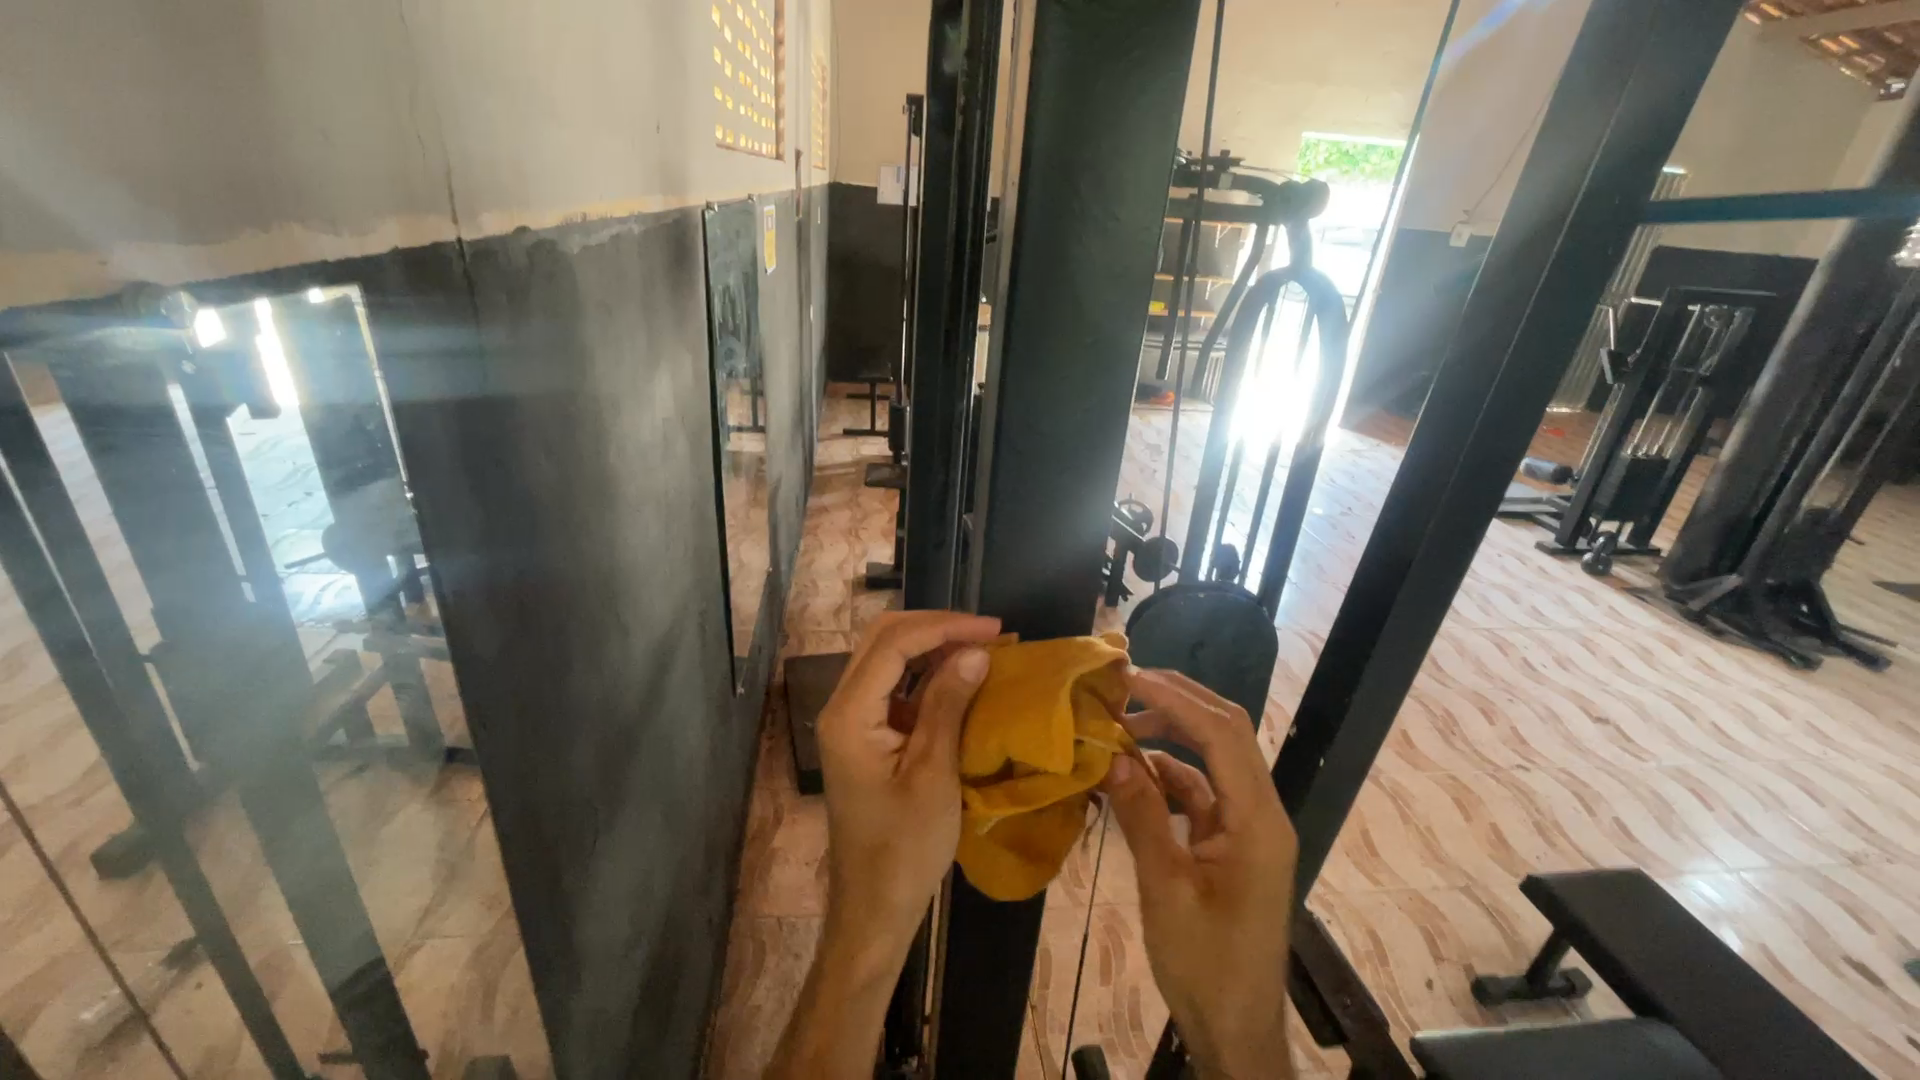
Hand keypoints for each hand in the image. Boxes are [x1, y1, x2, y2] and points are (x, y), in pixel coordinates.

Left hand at [815, 610, 1001, 957]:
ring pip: (887, 660)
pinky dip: (927, 675)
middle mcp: (841, 708)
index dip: (945, 626)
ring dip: (933, 648)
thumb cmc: (905, 848)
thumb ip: (948, 705)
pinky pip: (894, 688)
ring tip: (982, 648)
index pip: (894, 644)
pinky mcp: (866, 737)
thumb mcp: (934, 773)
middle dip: (936, 628)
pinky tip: (961, 679)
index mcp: (849, 714)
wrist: (875, 906)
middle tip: (988, 633)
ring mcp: (851, 722)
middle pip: (883, 641)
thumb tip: (976, 651)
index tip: (994, 629)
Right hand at [1103, 669, 1296, 1078]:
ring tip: (1119, 724)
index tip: (1128, 677)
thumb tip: (1112, 755)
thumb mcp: (1166, 889)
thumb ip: (1142, 816)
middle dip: (1178, 702)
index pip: (1223, 735)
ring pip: (1213, 760)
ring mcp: (1248, 828)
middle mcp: (1261, 813)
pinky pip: (1202, 793)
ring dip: (1171, 737)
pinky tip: (1130, 773)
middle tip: (1124, 683)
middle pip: (1227, 734)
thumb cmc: (1205, 964)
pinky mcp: (1231, 845)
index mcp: (1258, 820)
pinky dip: (1168, 776)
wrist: (1234, 1026)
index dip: (1177, 698)